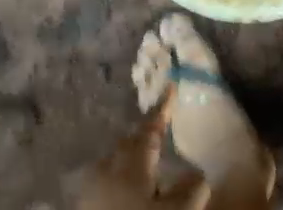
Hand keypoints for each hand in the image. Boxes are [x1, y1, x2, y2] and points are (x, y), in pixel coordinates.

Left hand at [77, 90, 210, 209]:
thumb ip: (190, 188)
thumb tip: (196, 174)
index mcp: (131, 162)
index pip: (151, 127)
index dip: (163, 107)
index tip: (171, 85)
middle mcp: (107, 168)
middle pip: (129, 144)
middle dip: (145, 136)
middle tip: (162, 132)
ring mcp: (91, 191)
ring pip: (116, 165)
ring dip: (134, 162)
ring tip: (152, 169)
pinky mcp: (86, 207)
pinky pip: (107, 184)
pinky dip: (123, 182)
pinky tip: (134, 194)